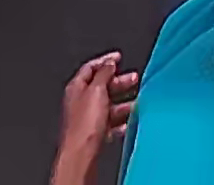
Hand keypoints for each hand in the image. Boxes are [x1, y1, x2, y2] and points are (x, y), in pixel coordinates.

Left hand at [51, 52, 138, 184]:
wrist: (81, 157)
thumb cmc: (84, 125)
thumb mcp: (97, 89)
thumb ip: (104, 73)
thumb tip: (109, 63)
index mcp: (76, 87)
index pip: (91, 67)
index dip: (106, 60)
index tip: (118, 57)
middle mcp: (80, 101)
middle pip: (101, 86)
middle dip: (119, 81)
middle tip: (133, 78)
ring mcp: (86, 119)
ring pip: (107, 105)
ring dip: (123, 103)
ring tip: (137, 101)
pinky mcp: (93, 136)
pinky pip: (109, 124)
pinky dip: (120, 122)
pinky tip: (128, 122)